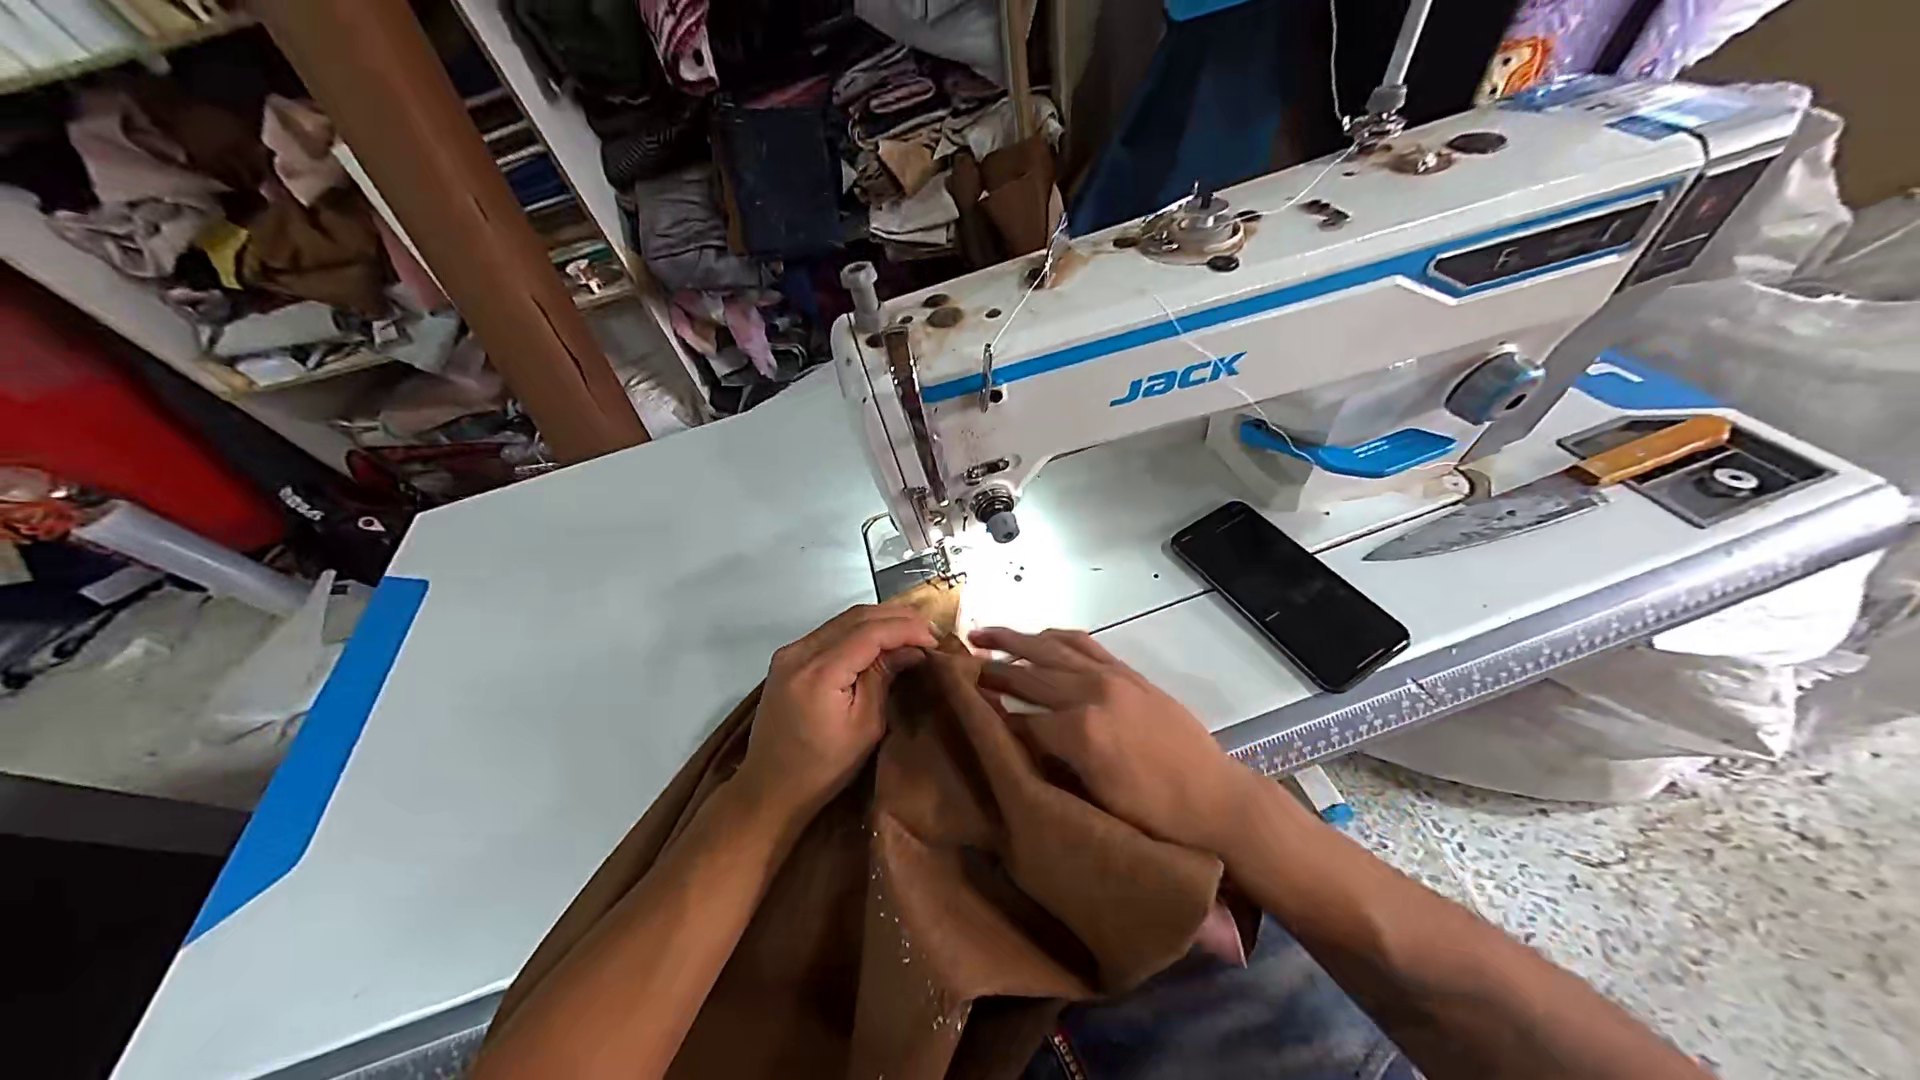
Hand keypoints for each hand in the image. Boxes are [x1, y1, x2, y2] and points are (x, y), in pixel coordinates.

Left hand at [737, 605, 938, 818]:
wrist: (770, 787)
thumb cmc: (822, 768)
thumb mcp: (865, 727)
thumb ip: (884, 677)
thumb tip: (912, 650)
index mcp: (819, 673)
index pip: (869, 632)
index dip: (906, 629)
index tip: (934, 639)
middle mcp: (800, 653)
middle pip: (856, 617)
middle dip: (896, 618)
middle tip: (929, 631)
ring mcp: (790, 652)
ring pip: (843, 620)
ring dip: (879, 620)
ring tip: (912, 631)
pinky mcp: (788, 658)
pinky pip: (830, 631)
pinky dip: (860, 630)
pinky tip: (881, 639)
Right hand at [971, 627, 1267, 855]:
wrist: (1215, 798)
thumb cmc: (1154, 816)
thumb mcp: (1094, 800)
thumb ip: (1051, 764)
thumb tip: (1015, 742)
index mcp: (1080, 732)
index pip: (1020, 719)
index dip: (989, 715)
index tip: (961, 704)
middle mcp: (1091, 693)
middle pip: (1028, 675)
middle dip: (990, 670)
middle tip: (958, 663)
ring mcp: (1111, 677)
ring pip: (1051, 648)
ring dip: (1014, 639)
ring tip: (982, 633)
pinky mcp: (1127, 672)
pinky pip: (1084, 644)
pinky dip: (1055, 637)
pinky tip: (1038, 637)